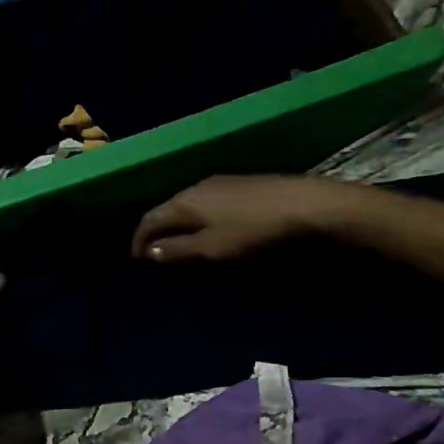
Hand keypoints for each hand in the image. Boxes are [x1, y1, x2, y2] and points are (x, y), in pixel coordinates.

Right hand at [130, 175, 362, 261]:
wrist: (306, 205)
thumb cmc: (253, 231)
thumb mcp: (212, 248)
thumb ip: (178, 250)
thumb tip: (150, 252)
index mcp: (183, 202)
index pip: (149, 220)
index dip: (139, 241)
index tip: (137, 260)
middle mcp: (196, 187)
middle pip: (166, 210)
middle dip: (157, 233)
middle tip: (155, 254)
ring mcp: (220, 183)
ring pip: (186, 206)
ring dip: (177, 226)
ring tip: (179, 244)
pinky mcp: (240, 185)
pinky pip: (204, 203)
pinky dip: (196, 219)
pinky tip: (208, 230)